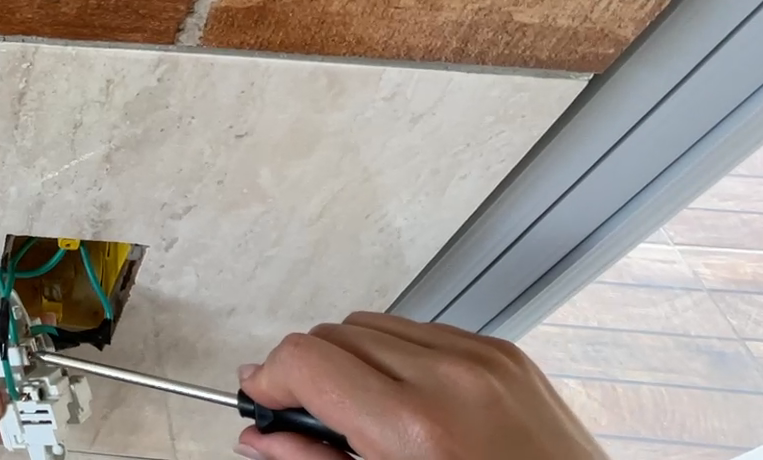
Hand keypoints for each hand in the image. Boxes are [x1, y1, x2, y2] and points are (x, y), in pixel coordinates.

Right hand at [238, 312, 605, 459]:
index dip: (271, 379)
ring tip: (375, 417)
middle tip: (319, 422)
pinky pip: (415, 330)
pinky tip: (415, 402)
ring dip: (353, 362)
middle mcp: (451, 377)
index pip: (304, 358)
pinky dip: (398, 358)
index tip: (263, 401)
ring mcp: (483, 357)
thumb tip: (258, 438)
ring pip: (366, 325)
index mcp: (420, 428)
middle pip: (329, 335)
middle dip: (312, 375)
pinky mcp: (504, 350)